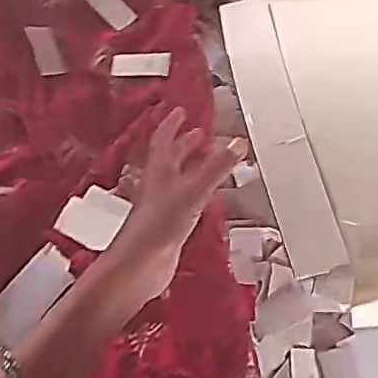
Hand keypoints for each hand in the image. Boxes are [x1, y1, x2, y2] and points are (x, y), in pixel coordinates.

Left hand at [86, 108, 243, 317]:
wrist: (141, 264)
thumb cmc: (158, 225)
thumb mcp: (195, 189)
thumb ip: (217, 166)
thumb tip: (237, 144)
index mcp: (159, 169)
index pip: (164, 138)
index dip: (173, 124)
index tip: (181, 112)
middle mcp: (158, 184)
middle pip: (170, 157)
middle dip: (185, 144)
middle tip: (198, 134)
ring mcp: (161, 205)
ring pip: (178, 179)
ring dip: (192, 168)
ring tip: (208, 162)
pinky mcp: (168, 224)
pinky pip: (184, 201)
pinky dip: (196, 193)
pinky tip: (205, 199)